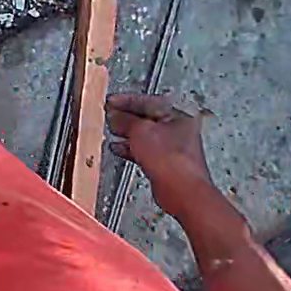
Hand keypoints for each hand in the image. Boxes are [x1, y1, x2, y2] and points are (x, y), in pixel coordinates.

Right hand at [105, 93, 215, 219]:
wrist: (181, 189)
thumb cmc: (171, 159)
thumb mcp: (140, 130)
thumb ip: (124, 119)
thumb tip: (115, 114)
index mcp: (178, 113)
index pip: (148, 101)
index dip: (126, 100)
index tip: (112, 101)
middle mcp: (179, 127)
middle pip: (147, 117)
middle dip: (126, 117)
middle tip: (109, 115)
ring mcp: (173, 145)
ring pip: (145, 134)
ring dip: (127, 133)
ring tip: (111, 130)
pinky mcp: (166, 161)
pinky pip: (145, 150)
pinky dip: (131, 148)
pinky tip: (118, 148)